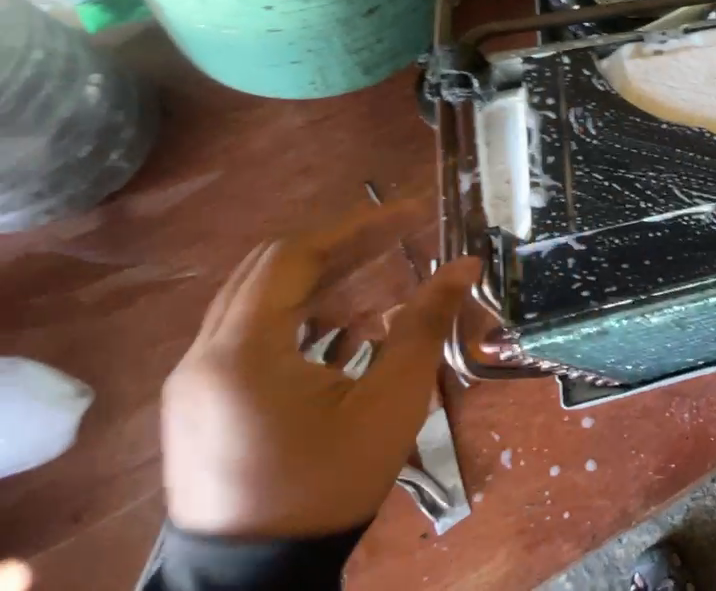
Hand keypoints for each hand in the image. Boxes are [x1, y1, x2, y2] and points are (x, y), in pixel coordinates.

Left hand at [160, 222, 480, 538]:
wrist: (252, 574)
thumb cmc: (328, 480)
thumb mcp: (391, 400)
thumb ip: (425, 323)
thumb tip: (465, 264)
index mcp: (242, 351)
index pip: (294, 257)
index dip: (359, 226)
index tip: (414, 213)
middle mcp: (205, 356)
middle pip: (272, 272)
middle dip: (344, 246)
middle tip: (406, 234)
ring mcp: (197, 381)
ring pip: (261, 302)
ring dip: (326, 281)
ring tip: (388, 280)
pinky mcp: (204, 403)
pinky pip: (252, 335)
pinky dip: (304, 317)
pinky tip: (353, 331)